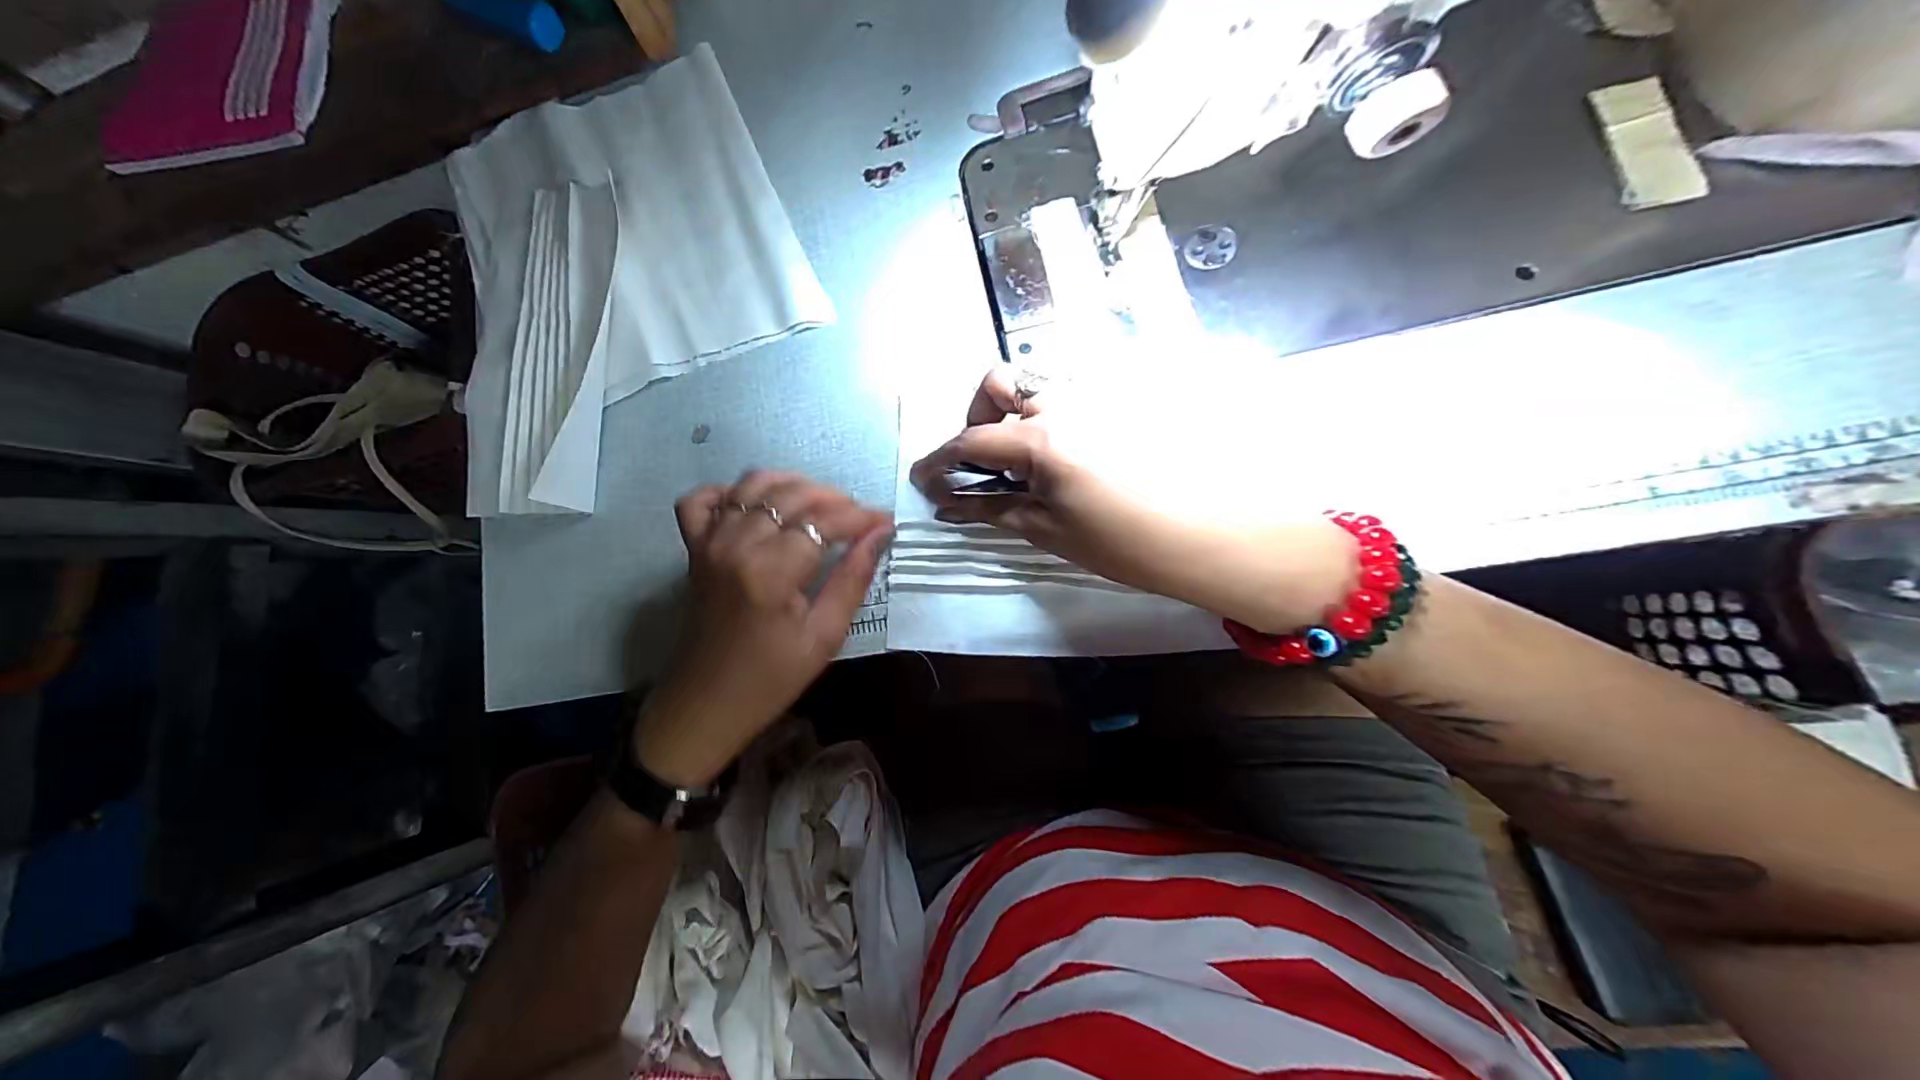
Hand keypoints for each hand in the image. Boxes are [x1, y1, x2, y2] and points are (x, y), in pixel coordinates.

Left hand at [634, 471, 891, 787]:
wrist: (706, 703)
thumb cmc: (771, 679)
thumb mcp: (824, 636)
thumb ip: (852, 579)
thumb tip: (880, 534)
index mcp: (769, 572)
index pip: (823, 522)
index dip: (860, 517)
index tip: (886, 521)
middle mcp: (736, 545)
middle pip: (791, 495)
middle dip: (834, 499)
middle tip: (860, 518)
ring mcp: (709, 543)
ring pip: (752, 485)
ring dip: (792, 485)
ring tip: (821, 505)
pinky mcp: (693, 548)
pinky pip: (703, 500)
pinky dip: (730, 493)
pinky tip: (757, 506)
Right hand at [909, 367, 1354, 633]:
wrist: (1208, 537)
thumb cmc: (1124, 544)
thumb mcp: (1049, 532)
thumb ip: (994, 509)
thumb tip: (951, 504)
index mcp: (1040, 440)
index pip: (970, 441)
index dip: (939, 460)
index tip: (925, 479)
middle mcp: (1063, 403)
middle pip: (996, 385)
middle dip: (976, 419)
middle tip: (985, 464)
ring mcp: (1095, 397)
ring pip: (1034, 382)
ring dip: (1012, 413)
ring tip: (1026, 461)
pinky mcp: (1120, 402)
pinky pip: (1068, 393)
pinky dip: (1048, 415)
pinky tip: (1065, 455)